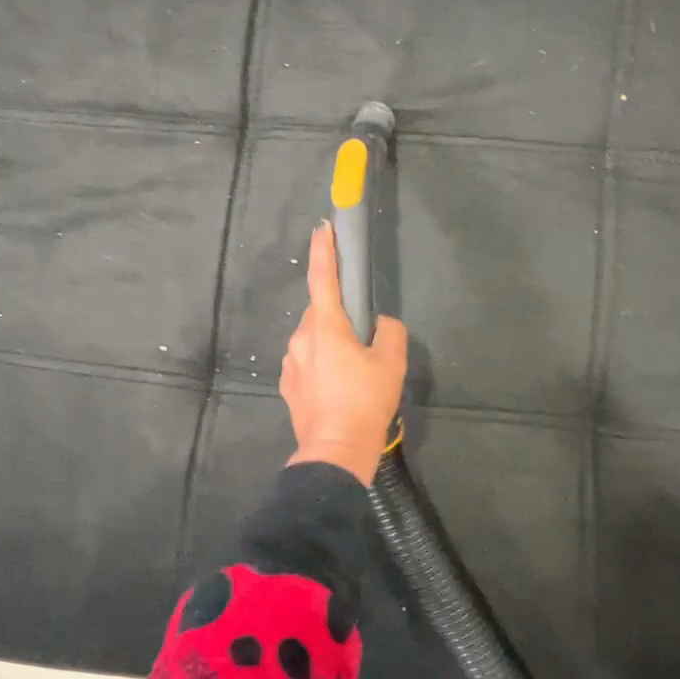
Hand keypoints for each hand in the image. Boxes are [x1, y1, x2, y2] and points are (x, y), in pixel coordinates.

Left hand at [280, 221, 407, 485]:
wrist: (335, 450)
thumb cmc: (365, 402)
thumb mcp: (391, 364)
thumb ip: (390, 333)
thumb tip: (380, 325)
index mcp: (325, 326)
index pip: (322, 277)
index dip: (323, 250)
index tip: (323, 228)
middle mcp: (301, 338)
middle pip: (320, 312)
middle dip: (338, 315)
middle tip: (363, 334)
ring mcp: (291, 363)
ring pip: (312, 338)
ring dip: (329, 343)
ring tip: (354, 369)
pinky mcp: (288, 385)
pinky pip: (306, 362)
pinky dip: (321, 365)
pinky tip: (338, 387)